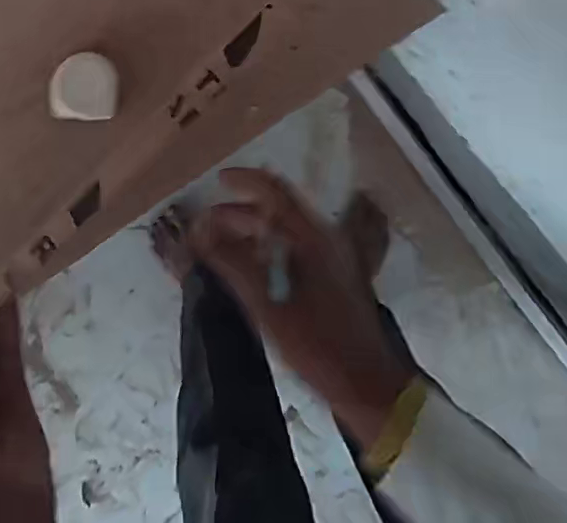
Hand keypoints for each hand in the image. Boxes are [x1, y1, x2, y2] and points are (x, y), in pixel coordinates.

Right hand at [192, 168, 417, 443]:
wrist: (367, 385)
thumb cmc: (317, 344)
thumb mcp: (267, 304)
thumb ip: (231, 261)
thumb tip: (199, 230)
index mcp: (311, 237)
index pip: (274, 191)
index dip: (244, 180)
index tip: (218, 181)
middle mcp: (323, 237)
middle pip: (278, 208)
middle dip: (240, 211)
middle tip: (209, 223)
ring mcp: (331, 256)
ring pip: (286, 228)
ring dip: (253, 229)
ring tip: (222, 245)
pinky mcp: (332, 275)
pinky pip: (295, 246)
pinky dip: (268, 247)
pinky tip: (250, 267)